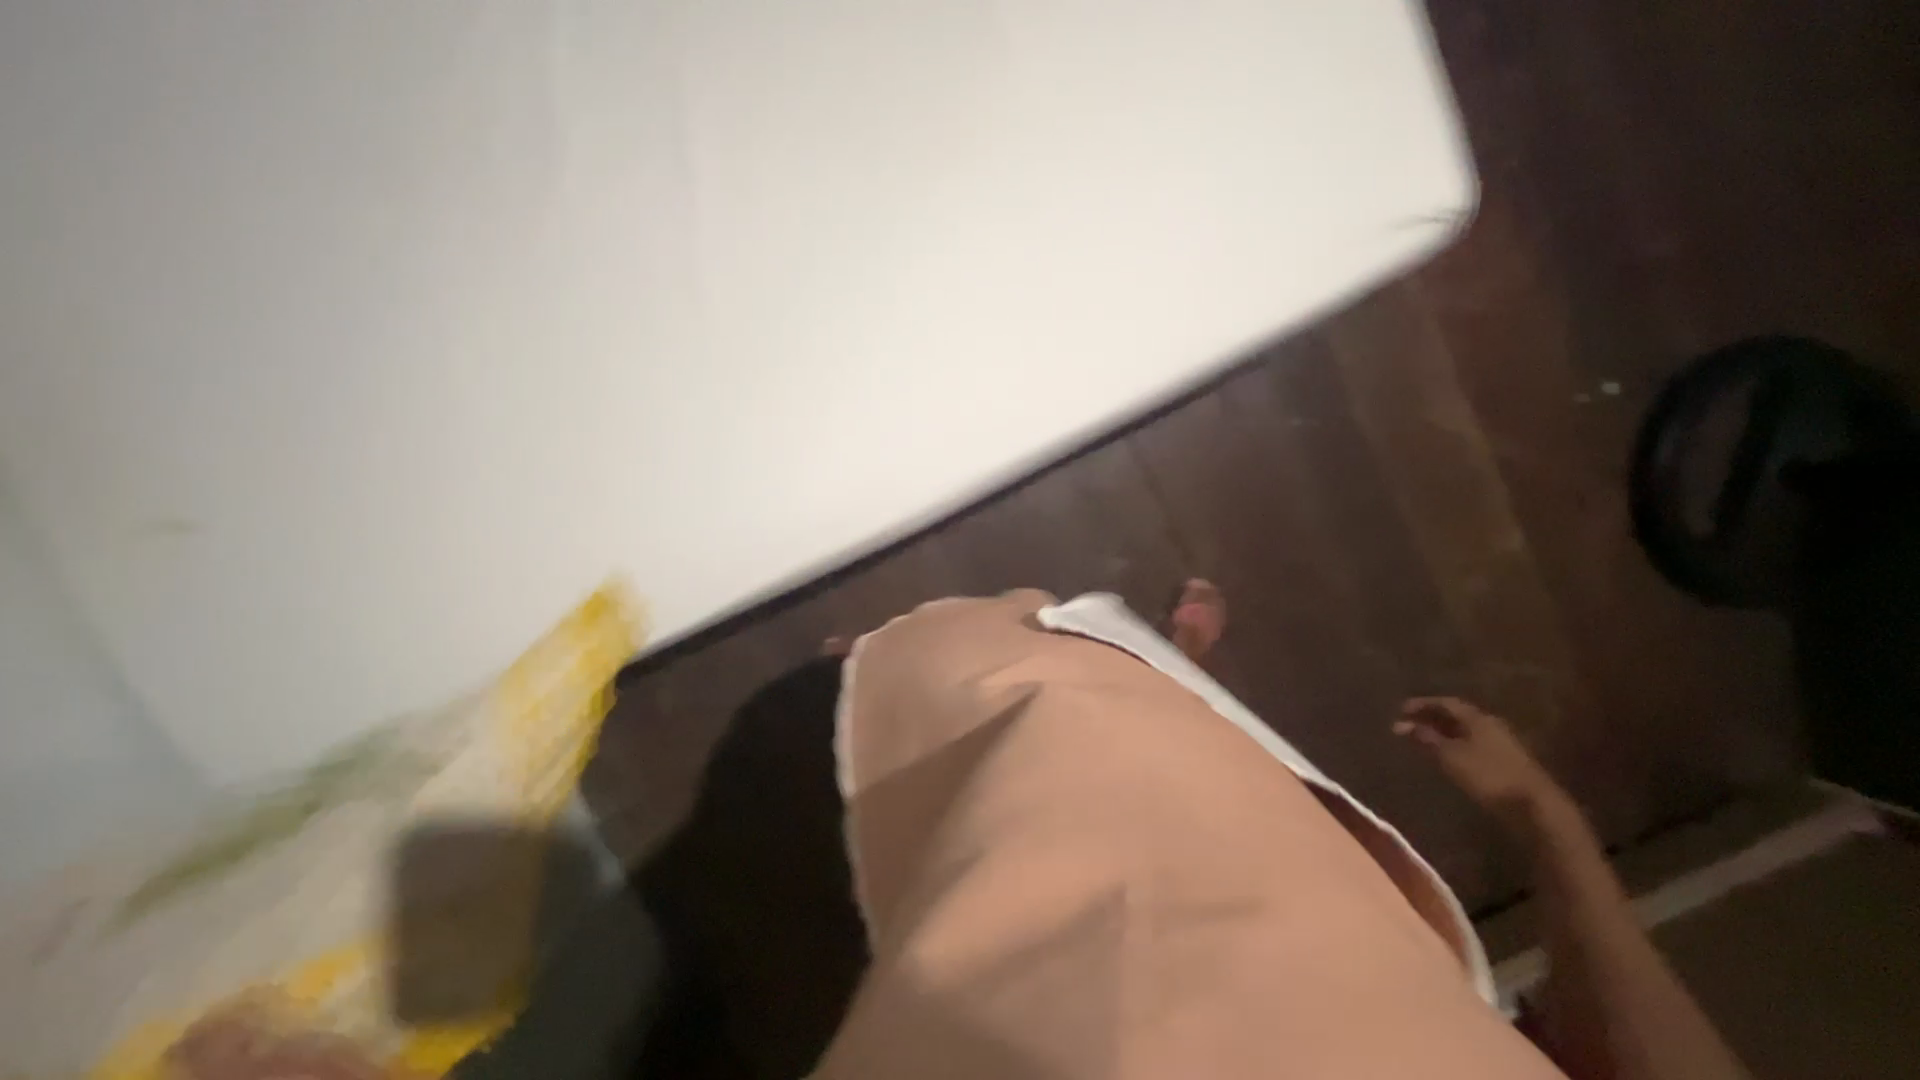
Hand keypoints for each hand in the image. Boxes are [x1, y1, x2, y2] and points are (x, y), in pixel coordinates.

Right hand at [1394, 696, 1564, 827]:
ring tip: (1422, 740)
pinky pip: (1472, 745)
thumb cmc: (1488, 774)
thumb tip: (1405, 725)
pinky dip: (1454, 745)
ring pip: (1464, 731)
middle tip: (1407, 725)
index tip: (1400, 710)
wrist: (1533, 805)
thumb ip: (1427, 738)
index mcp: (1477, 718)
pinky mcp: (1505, 761)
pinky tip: (1445, 756)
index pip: (1446, 703)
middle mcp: (1490, 725)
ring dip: (1442, 733)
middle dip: (1430, 718)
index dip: (1422, 704)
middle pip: (1455, 716)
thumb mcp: (1451, 756)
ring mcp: (1500, 743)